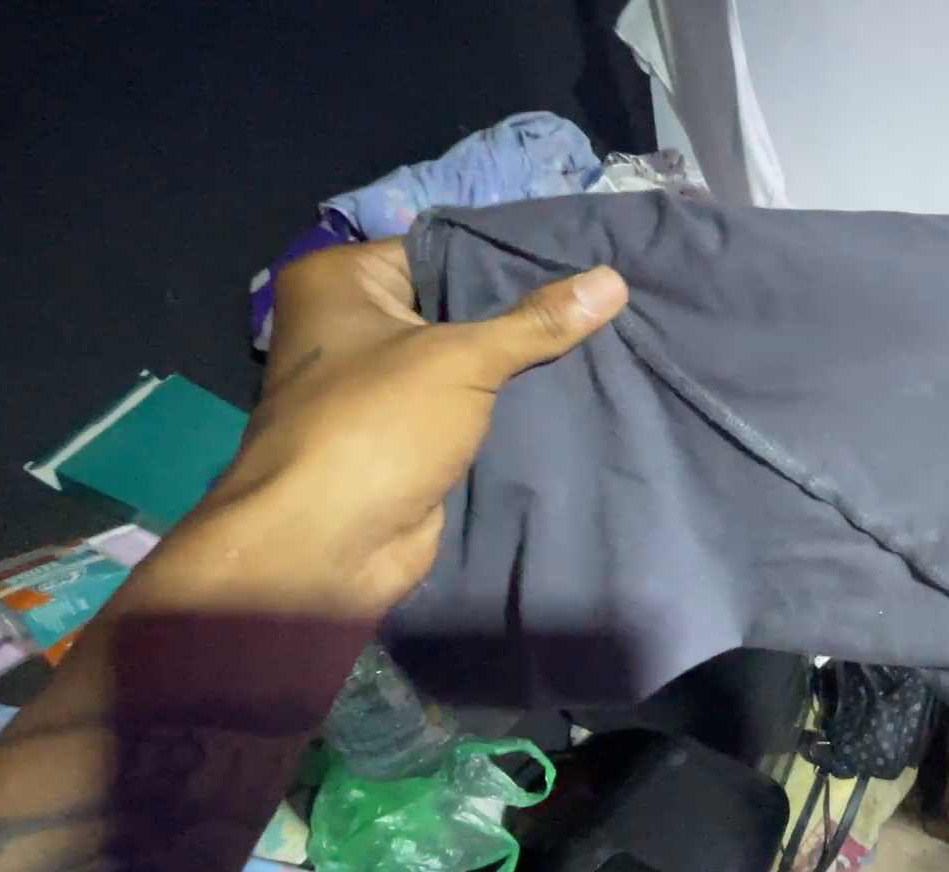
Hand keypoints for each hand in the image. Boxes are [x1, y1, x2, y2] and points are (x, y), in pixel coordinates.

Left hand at [197, 240, 626, 614]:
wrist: (334, 542)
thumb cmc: (378, 426)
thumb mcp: (464, 358)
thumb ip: (539, 322)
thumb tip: (614, 280)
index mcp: (343, 282)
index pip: (444, 251)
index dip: (511, 260)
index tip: (582, 264)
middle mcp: (357, 325)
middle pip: (461, 306)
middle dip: (526, 315)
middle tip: (602, 306)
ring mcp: (386, 384)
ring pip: (473, 359)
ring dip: (525, 363)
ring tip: (603, 344)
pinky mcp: (415, 433)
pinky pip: (475, 404)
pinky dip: (514, 403)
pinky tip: (572, 393)